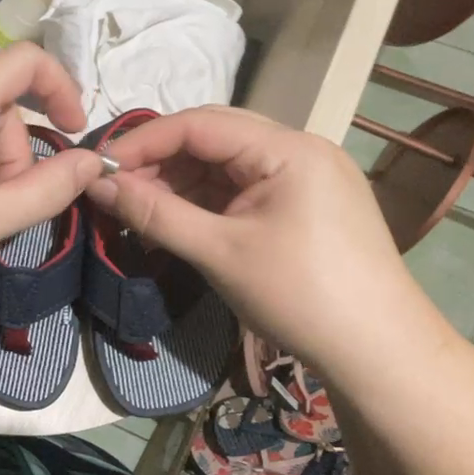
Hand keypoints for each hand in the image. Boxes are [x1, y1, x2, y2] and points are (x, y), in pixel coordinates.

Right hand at [84, 106, 441, 371]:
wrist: (378, 350)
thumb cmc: (299, 295)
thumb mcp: (217, 251)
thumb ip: (153, 212)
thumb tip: (95, 184)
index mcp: (288, 150)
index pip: (198, 124)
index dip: (142, 142)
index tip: (97, 168)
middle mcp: (298, 151)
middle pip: (210, 137)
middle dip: (156, 160)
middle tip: (112, 190)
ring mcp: (302, 177)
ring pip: (220, 163)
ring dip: (174, 183)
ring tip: (134, 212)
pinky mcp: (300, 204)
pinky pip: (237, 188)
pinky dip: (199, 202)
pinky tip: (169, 224)